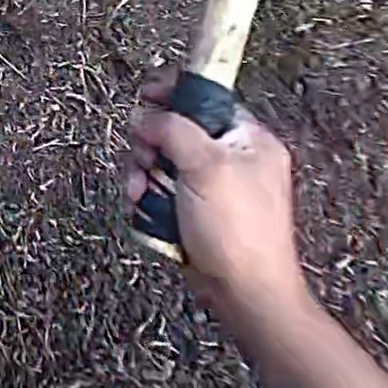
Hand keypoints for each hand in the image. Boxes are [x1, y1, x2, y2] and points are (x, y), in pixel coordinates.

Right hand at [124, 77, 310, 325]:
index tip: (146, 94)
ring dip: (141, 170)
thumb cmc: (240, 235)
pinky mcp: (193, 205)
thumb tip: (143, 117)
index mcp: (247, 139)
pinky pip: (157, 184)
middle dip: (149, 142)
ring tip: (140, 190)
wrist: (245, 296)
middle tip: (146, 158)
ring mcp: (211, 183)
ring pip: (159, 156)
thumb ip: (171, 128)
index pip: (203, 96)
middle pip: (172, 127)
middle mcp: (231, 157)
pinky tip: (143, 204)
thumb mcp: (205, 165)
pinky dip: (144, 192)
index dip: (172, 92)